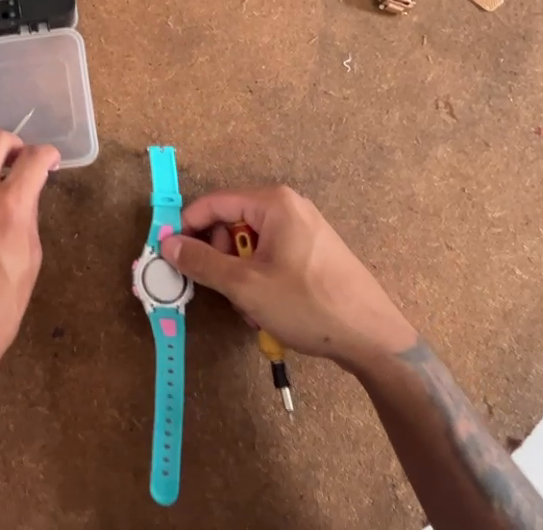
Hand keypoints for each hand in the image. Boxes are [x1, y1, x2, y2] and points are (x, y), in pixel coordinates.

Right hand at [160, 185, 415, 368]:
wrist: (375, 339)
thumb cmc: (308, 304)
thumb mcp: (245, 286)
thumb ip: (202, 262)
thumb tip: (168, 245)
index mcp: (273, 203)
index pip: (213, 203)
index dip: (188, 227)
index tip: (170, 254)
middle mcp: (289, 207)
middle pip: (231, 222)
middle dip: (219, 257)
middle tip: (220, 288)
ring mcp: (304, 229)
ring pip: (250, 244)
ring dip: (239, 275)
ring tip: (249, 307)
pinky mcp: (314, 253)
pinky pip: (271, 256)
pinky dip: (260, 279)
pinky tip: (267, 308)